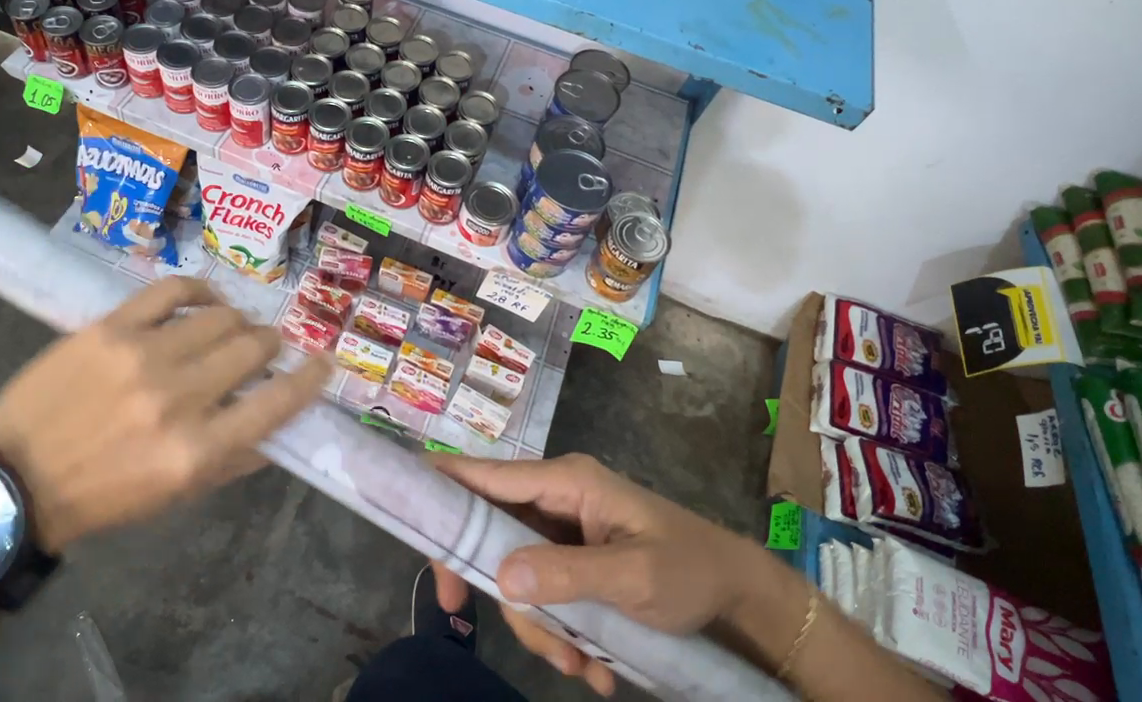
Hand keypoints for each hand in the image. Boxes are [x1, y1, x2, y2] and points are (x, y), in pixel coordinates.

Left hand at [0, 278, 328, 553]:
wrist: (13, 481)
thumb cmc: (102, 497)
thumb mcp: (176, 495)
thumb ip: (233, 459)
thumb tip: (280, 421)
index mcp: (196, 451)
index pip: (278, 402)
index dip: (311, 378)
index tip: (323, 363)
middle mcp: (177, 398)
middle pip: (253, 349)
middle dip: (271, 346)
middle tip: (265, 349)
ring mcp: (142, 357)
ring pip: (221, 317)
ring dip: (238, 322)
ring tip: (231, 328)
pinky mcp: (109, 328)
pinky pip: (172, 290)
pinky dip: (200, 290)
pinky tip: (206, 300)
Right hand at [431, 452, 771, 696]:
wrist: (739, 596)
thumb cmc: (691, 570)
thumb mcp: (633, 577)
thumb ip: (566, 574)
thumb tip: (498, 578)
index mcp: (566, 482)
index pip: (486, 475)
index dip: (440, 486)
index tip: (402, 513)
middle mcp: (556, 498)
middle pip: (491, 534)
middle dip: (499, 591)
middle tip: (481, 624)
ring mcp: (563, 529)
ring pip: (516, 574)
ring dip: (540, 626)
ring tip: (582, 667)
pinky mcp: (574, 559)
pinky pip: (542, 592)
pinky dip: (559, 631)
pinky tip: (594, 667)